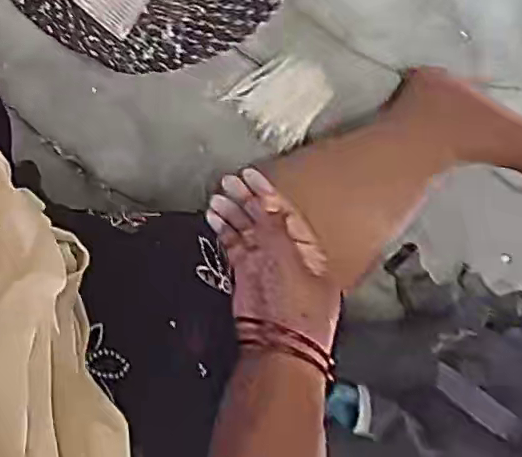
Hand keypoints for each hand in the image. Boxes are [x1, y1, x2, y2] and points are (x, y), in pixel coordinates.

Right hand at [208, 169, 339, 353]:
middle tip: (229, 182)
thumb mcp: (288, 259)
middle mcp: (287, 256)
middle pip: (264, 218)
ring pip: (247, 229)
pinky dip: (223, 229)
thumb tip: (264, 200)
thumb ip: (274, 227)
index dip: (267, 192)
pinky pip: (233, 244)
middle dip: (246, 198)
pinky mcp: (246, 274)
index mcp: (307, 252)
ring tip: (217, 197)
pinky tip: (214, 217)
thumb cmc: (295, 311)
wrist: (277, 346)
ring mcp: (265, 265)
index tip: (250, 175)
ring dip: (232, 211)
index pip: (285, 213)